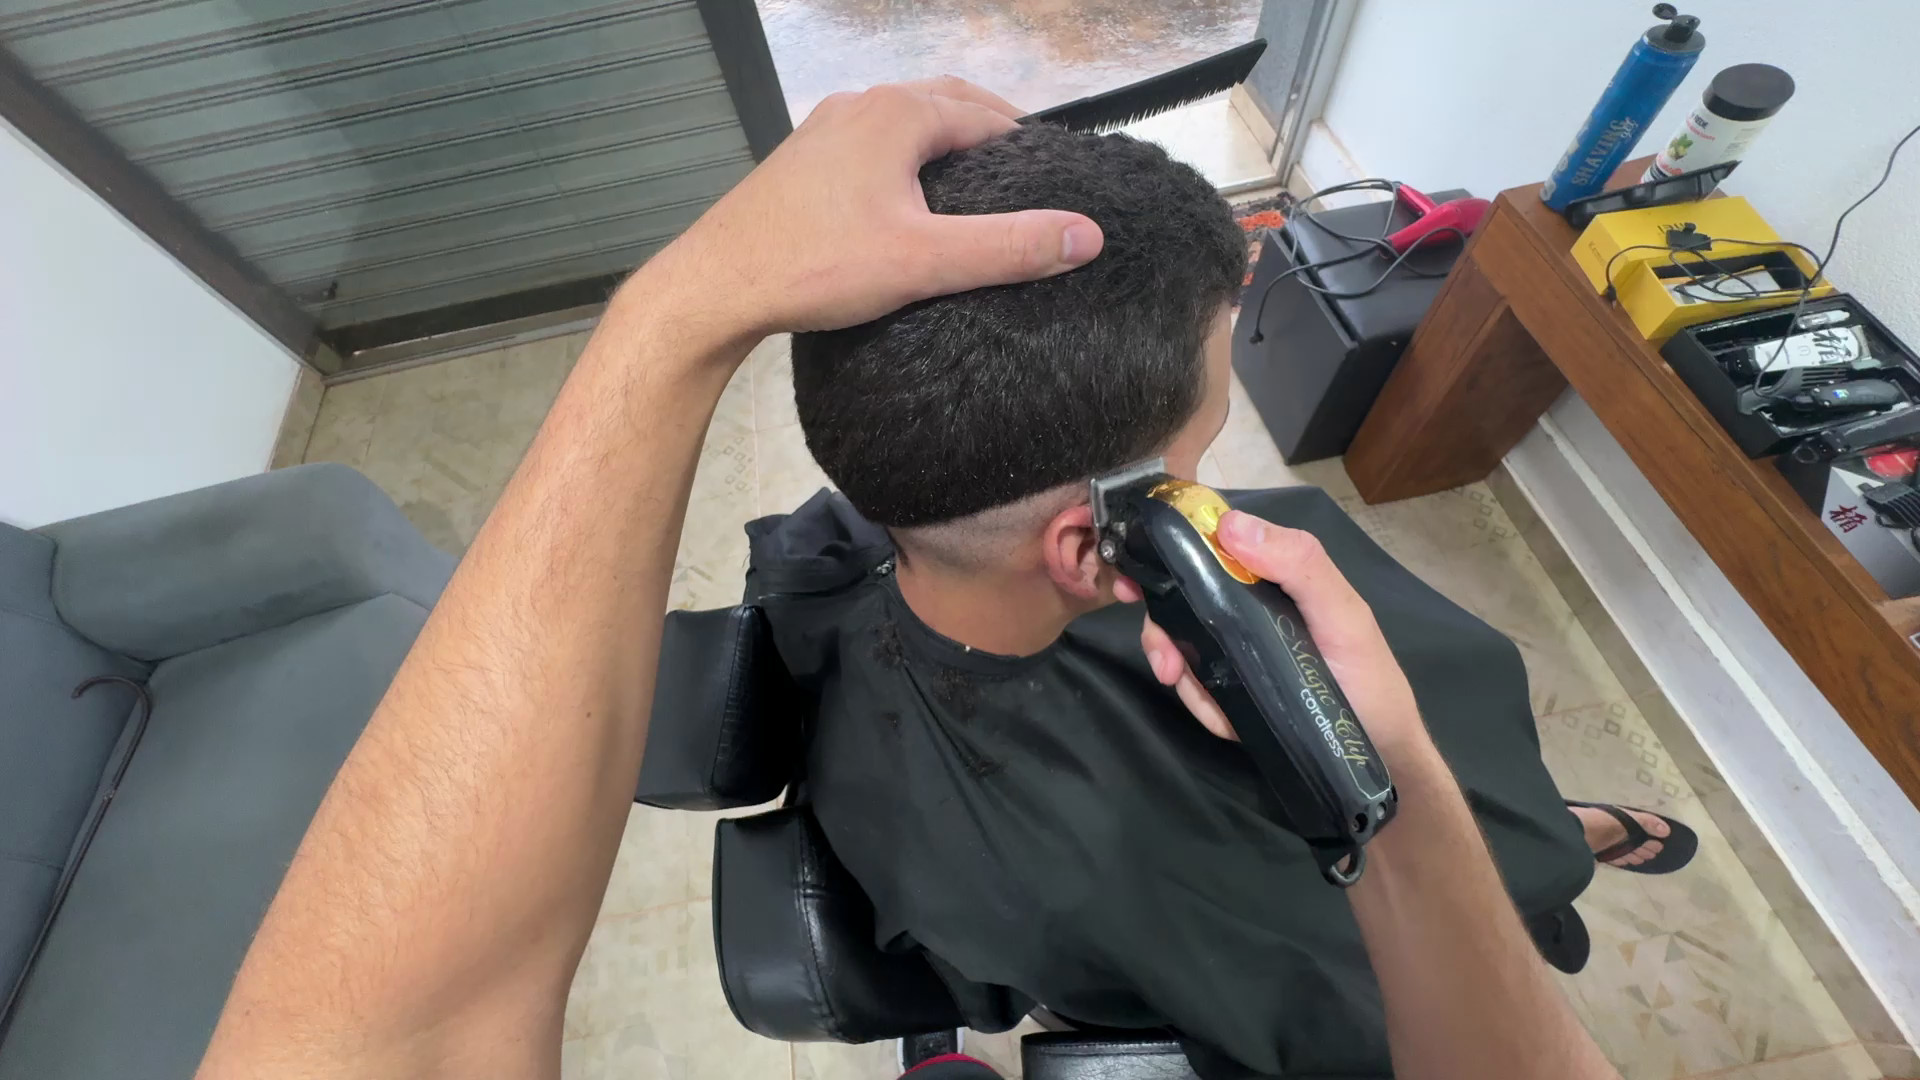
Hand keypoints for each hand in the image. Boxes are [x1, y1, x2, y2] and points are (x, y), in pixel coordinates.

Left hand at [641, 76, 1104, 343]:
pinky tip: (904, 204)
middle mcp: (859, 107)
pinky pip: (870, 151)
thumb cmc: (819, 266)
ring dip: (943, 146)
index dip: (1024, 145)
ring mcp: (824, 133)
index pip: (984, 114)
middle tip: (1020, 181)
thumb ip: (1006, 248)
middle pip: (943, 107)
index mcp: (896, 113)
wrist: (719, 286)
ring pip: (902, 127)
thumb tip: (1085, 236)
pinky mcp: (803, 167)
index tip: (1050, 182)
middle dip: (987, 135)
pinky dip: (903, 164)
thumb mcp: (924, 260)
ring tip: (972, 192)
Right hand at [1116, 510, 1429, 757]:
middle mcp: (1243, 606)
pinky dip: (1200, 702)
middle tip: (1159, 655)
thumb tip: (1229, 524)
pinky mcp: (1228, 688)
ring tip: (1180, 682)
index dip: (1164, 551)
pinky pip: (1193, 686)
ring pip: (1176, 643)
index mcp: (1268, 576)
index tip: (1131, 571)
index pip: (1208, 547)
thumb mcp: (1343, 614)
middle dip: (1156, 625)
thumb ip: (1298, 564)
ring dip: (1171, 664)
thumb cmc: (1367, 678)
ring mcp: (1232, 648)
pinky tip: (1223, 717)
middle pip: (1177, 599)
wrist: (1378, 759)